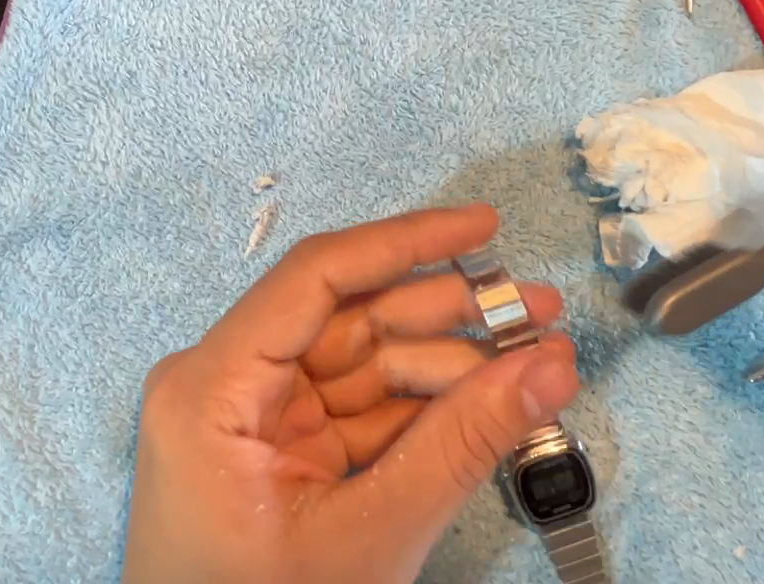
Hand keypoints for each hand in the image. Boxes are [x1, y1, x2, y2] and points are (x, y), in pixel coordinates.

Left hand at [122, 204, 579, 583]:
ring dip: (447, 360)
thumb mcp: (369, 539)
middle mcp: (226, 380)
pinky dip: (423, 407)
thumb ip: (460, 446)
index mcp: (212, 385)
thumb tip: (551, 364)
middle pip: (347, 318)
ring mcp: (254, 415)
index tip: (482, 225)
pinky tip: (487, 401)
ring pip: (362, 362)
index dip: (404, 241)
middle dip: (446, 311)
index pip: (315, 278)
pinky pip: (360, 409)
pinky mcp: (280, 447)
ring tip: (533, 354)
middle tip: (536, 306)